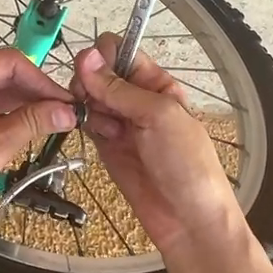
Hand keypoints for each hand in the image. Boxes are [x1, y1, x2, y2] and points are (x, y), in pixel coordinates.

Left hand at [0, 48, 77, 245]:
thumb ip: (31, 123)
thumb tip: (66, 111)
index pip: (6, 62)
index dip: (40, 79)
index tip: (66, 99)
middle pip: (1, 72)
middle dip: (34, 90)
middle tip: (66, 110)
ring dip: (25, 102)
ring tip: (56, 119)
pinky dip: (10, 114)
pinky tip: (33, 125)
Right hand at [74, 35, 239, 255]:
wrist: (188, 222)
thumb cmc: (188, 166)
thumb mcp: (158, 117)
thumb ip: (119, 88)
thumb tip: (86, 56)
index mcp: (155, 83)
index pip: (118, 51)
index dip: (102, 57)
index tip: (93, 74)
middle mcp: (135, 98)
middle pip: (96, 72)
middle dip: (89, 83)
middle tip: (92, 101)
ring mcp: (119, 121)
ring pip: (86, 96)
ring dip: (87, 106)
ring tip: (105, 127)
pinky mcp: (105, 143)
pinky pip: (84, 121)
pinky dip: (84, 124)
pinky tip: (98, 137)